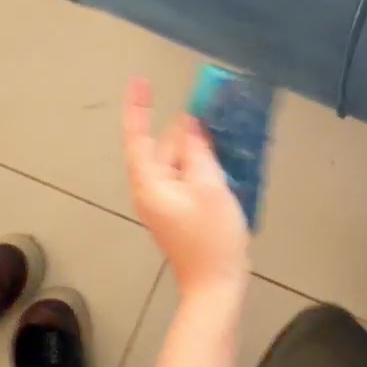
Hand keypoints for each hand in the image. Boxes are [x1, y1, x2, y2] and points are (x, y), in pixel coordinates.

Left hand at [123, 76, 249, 301]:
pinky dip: (204, 162)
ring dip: (200, 145)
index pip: (139, 136)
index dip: (138, 107)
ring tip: (227, 129)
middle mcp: (153, 189)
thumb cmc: (211, 237)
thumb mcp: (209, 186)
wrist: (216, 286)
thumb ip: (198, 150)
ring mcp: (167, 200)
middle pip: (165, 145)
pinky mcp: (182, 209)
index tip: (140, 79)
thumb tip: (190, 125)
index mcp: (152, 183)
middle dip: (187, 127)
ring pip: (181, 159)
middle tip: (215, 107)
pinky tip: (226, 156)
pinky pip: (189, 174)